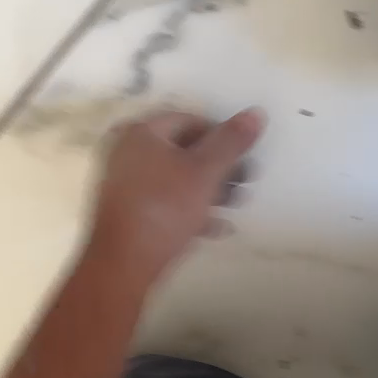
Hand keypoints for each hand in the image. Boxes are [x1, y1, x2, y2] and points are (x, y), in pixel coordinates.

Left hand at [85, 108, 264, 283]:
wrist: (121, 265)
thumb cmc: (164, 208)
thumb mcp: (205, 172)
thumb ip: (231, 142)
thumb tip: (256, 112)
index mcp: (141, 132)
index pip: (190, 120)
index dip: (221, 135)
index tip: (243, 156)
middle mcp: (126, 151)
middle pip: (182, 150)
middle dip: (217, 167)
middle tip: (244, 182)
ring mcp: (123, 183)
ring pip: (174, 179)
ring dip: (208, 189)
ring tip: (235, 204)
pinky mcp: (126, 212)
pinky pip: (164, 202)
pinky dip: (190, 210)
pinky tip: (218, 228)